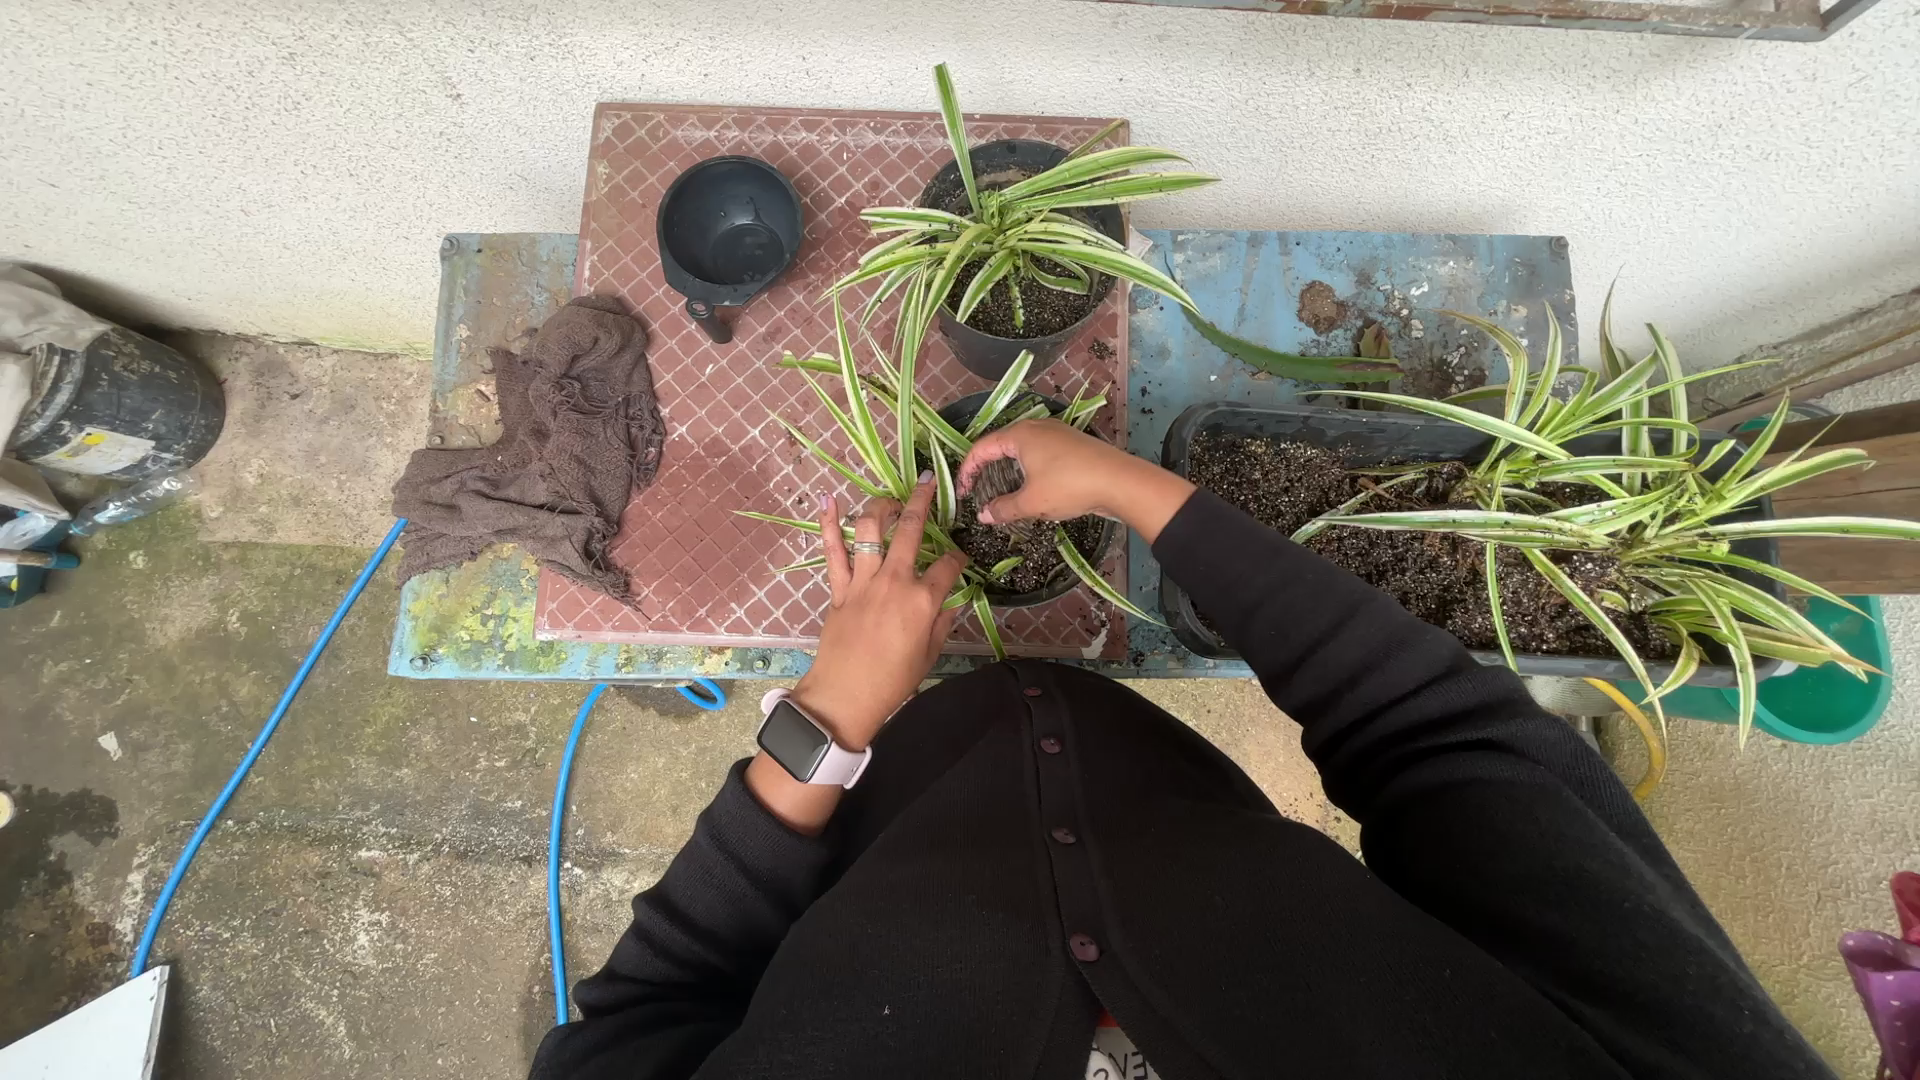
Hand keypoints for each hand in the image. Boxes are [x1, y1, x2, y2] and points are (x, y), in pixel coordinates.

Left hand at [748, 475, 966, 833]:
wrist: (846, 696)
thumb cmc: (894, 681)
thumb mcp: (930, 653)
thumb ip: (944, 621)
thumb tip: (955, 600)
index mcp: (923, 600)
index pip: (950, 565)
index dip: (959, 557)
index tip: (961, 557)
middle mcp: (895, 581)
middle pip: (911, 530)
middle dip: (923, 502)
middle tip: (929, 484)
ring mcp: (864, 581)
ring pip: (870, 529)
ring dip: (881, 506)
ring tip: (890, 499)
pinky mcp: (839, 588)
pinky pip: (832, 551)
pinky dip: (828, 524)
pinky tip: (829, 501)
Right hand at [956, 419, 1195, 543]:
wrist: (1120, 481)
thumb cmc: (1069, 486)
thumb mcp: (1031, 502)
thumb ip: (1003, 508)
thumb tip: (983, 514)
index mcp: (1019, 435)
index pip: (981, 448)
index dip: (967, 471)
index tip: (963, 493)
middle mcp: (1035, 427)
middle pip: (1000, 445)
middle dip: (986, 469)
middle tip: (979, 492)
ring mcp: (1056, 433)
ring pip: (1022, 449)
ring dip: (1008, 470)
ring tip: (1004, 492)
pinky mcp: (1071, 444)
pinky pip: (1039, 453)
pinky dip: (1028, 469)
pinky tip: (1033, 488)